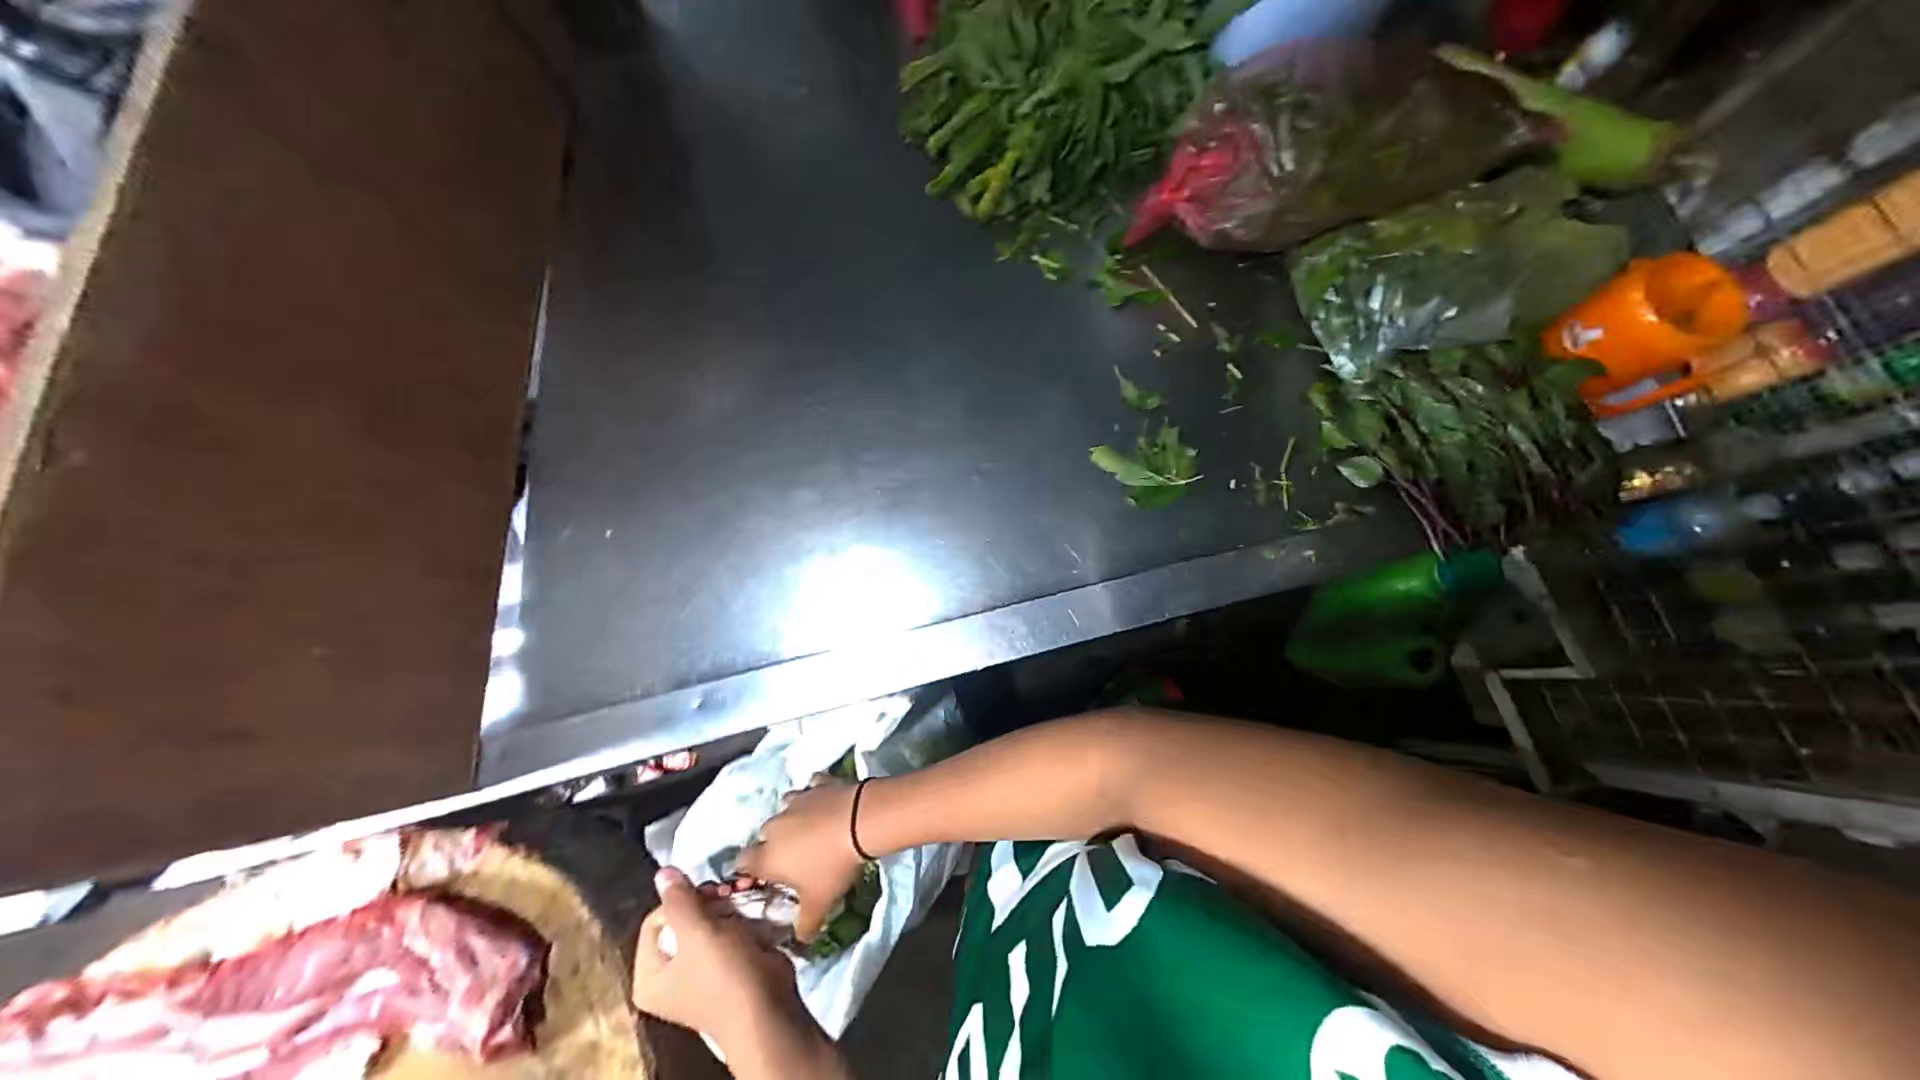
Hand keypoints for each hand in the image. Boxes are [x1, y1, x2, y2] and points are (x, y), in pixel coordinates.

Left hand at [631, 868, 811, 1057]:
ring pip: (707, 921)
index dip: (682, 900)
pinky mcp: (727, 966)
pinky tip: (753, 901)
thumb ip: (679, 900)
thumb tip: (661, 872)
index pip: (656, 920)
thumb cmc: (725, 973)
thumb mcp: (698, 932)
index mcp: (650, 976)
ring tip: (746, 890)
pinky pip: (725, 932)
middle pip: (681, 918)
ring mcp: (699, 972)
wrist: (767, 1009)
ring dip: (727, 902)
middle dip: (708, 900)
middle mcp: (670, 976)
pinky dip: (738, 915)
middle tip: (730, 891)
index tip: (709, 893)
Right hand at [738, 778, 867, 940]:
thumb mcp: (820, 905)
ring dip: (793, 819)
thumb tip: (800, 942)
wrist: (861, 821)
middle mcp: (775, 826)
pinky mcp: (818, 784)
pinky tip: (827, 804)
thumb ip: (804, 926)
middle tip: (793, 859)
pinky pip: (811, 789)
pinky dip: (816, 796)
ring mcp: (796, 800)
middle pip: (764, 835)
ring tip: (812, 831)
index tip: (762, 879)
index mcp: (767, 856)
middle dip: (773, 845)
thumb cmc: (833, 867)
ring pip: (785, 809)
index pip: (742, 863)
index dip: (748, 871)